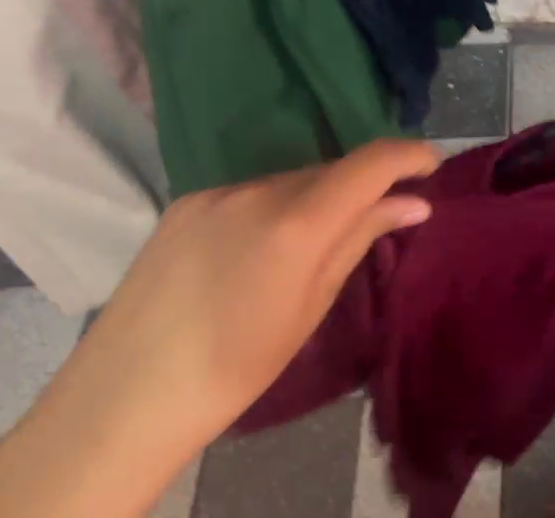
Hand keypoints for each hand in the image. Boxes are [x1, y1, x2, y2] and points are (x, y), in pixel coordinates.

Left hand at [0, 140, 440, 517]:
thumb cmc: (237, 366)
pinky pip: (250, 193)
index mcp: (295, 220)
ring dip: (316, 199)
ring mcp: (214, 193)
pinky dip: (275, 208)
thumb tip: (415, 202)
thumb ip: (362, 238)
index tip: (432, 166)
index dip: (409, 155)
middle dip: (362, 186)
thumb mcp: (313, 305)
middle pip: (330, 170)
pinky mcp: (183, 204)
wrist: (122, 400)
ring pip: (290, 180)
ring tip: (311, 249)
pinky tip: (259, 251)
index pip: (371, 161)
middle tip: (380, 218)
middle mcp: (256, 190)